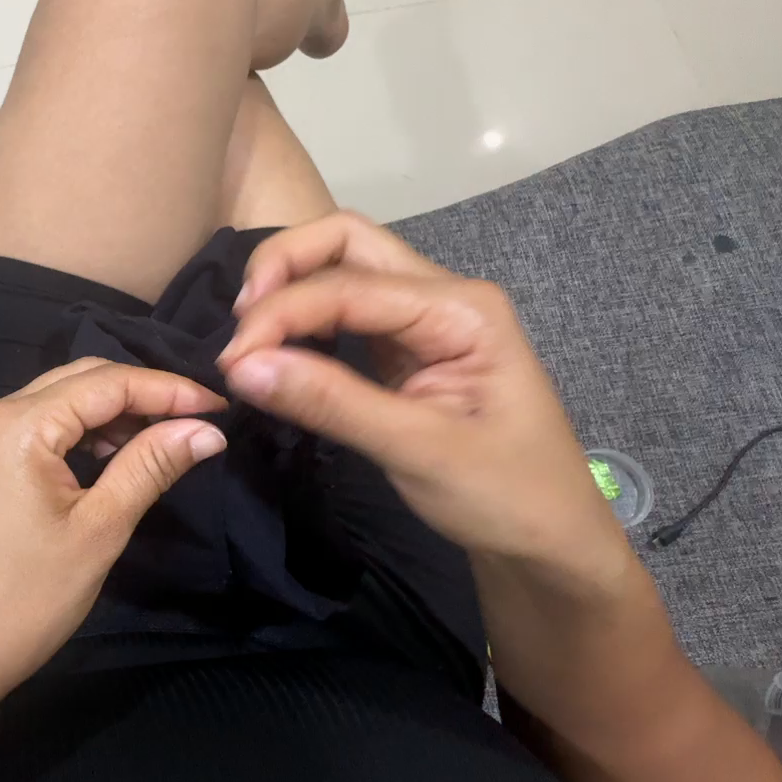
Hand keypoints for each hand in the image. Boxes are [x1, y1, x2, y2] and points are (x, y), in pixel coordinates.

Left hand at [0, 358, 226, 728]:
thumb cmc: (27, 599)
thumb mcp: (100, 529)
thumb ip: (151, 466)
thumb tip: (207, 430)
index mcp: (16, 424)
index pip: (106, 383)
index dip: (168, 389)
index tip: (219, 406)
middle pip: (81, 379)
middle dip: (142, 394)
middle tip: (196, 421)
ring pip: (60, 397)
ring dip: (112, 412)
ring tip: (162, 440)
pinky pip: (40, 422)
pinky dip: (81, 430)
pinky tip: (114, 453)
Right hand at [217, 211, 616, 562]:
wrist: (549, 540)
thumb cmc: (504, 495)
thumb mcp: (418, 451)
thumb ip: (329, 401)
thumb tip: (240, 367)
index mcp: (459, 309)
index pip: (346, 285)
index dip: (280, 314)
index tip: (232, 363)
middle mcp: (439, 294)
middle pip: (344, 240)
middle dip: (281, 267)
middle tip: (239, 324)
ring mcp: (420, 316)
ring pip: (339, 265)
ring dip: (286, 286)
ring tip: (250, 335)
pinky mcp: (402, 343)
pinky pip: (341, 306)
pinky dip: (300, 314)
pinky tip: (278, 344)